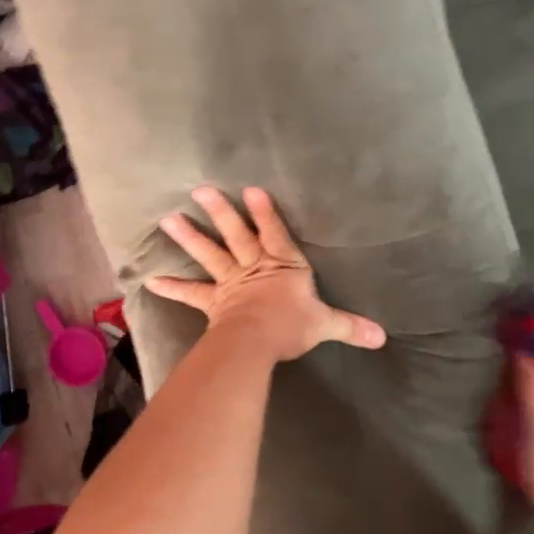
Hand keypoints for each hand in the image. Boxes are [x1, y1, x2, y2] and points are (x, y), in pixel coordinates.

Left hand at [146, 186, 386, 361]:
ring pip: (210, 254)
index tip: (251, 188)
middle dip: (220, 211)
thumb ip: (351, 326)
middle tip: (201, 189)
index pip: (275, 232)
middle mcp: (255, 267)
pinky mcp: (213, 303)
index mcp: (284, 266)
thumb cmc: (290, 328)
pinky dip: (172, 287)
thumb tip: (382, 337)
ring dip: (190, 237)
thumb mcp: (325, 324)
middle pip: (237, 235)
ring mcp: (230, 283)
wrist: (255, 344)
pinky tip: (152, 280)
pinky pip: (191, 294)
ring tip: (168, 219)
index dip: (265, 211)